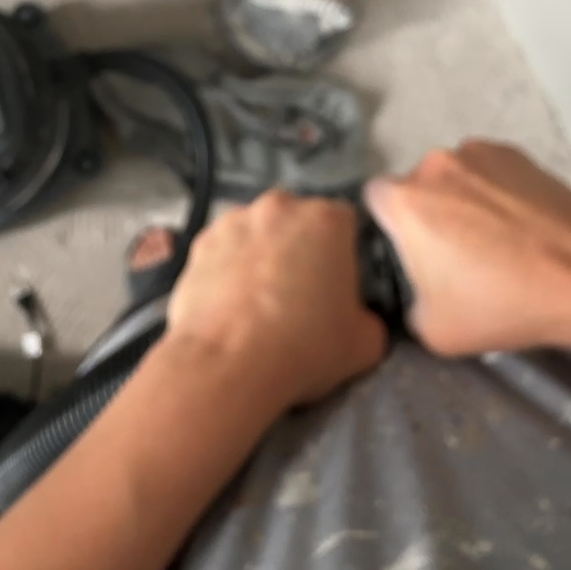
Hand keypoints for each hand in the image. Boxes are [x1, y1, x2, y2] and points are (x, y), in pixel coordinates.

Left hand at [166, 192, 387, 407]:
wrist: (226, 364)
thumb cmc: (303, 348)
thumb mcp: (364, 344)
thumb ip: (371, 317)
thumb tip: (361, 316)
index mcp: (327, 219)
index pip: (347, 223)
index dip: (346, 254)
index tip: (339, 283)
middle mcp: (280, 205)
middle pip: (299, 220)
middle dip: (302, 246)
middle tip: (300, 291)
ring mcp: (235, 219)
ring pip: (258, 230)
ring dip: (263, 251)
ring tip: (259, 298)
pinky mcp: (200, 240)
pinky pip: (224, 247)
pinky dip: (228, 265)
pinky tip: (230, 300)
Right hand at [366, 140, 570, 355]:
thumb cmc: (503, 301)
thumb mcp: (433, 330)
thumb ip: (406, 300)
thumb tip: (414, 286)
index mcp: (404, 201)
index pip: (374, 199)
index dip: (388, 223)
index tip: (412, 249)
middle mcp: (432, 165)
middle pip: (415, 186)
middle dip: (428, 212)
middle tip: (458, 250)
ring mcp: (474, 152)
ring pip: (452, 176)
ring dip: (461, 198)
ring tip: (496, 235)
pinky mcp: (511, 151)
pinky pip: (485, 168)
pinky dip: (493, 188)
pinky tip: (517, 220)